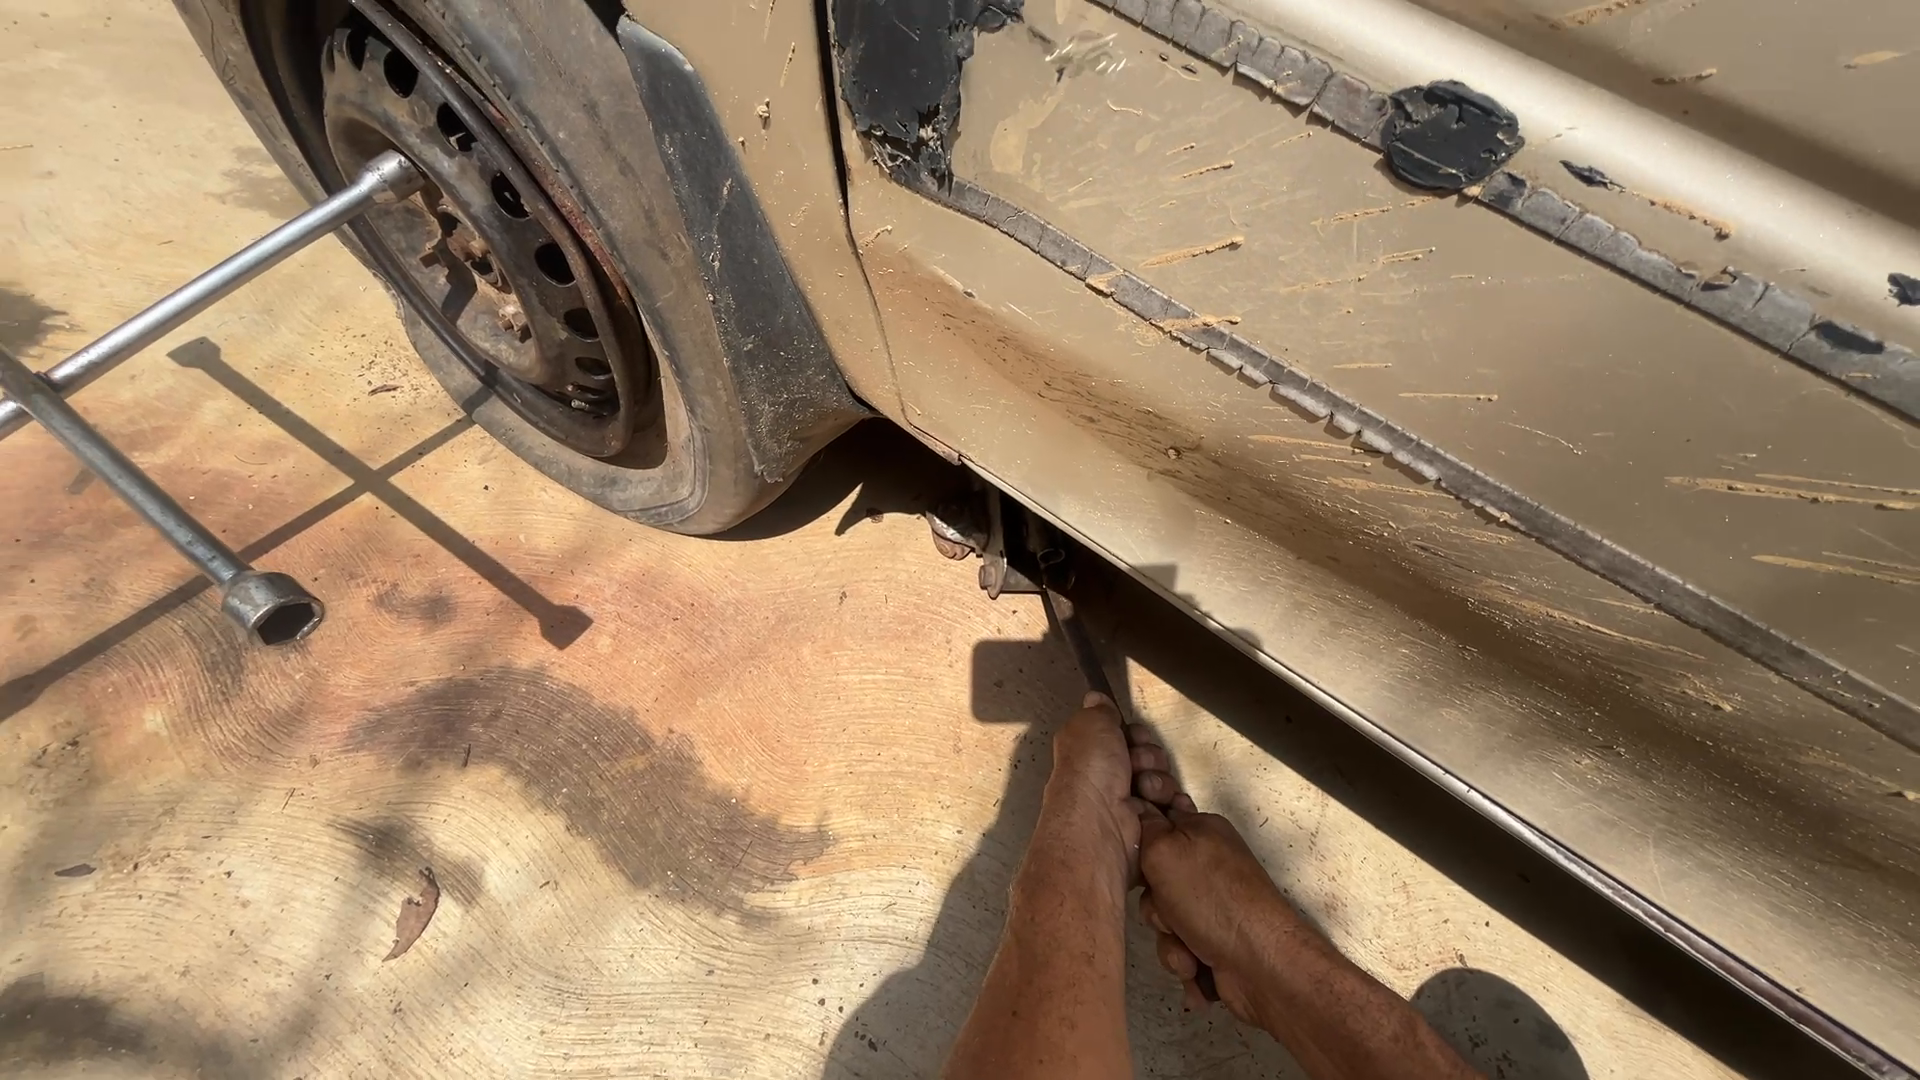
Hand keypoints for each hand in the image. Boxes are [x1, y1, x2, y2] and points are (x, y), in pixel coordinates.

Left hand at [1040, 694, 1186, 887]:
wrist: (1101, 824)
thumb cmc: (1090, 771)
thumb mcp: (1090, 725)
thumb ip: (1099, 710)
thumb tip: (1096, 698)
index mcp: (1091, 753)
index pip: (1124, 735)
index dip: (1132, 732)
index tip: (1129, 735)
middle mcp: (1108, 778)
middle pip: (1148, 755)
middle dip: (1148, 756)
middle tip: (1137, 764)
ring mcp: (1130, 804)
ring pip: (1163, 780)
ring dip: (1159, 780)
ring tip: (1144, 789)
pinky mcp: (1150, 826)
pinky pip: (1174, 806)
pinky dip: (1173, 803)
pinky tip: (1164, 805)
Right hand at [1137, 803, 1301, 1020]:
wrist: (1263, 967)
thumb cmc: (1211, 899)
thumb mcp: (1166, 849)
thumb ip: (1145, 828)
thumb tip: (1138, 816)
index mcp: (1202, 830)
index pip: (1157, 824)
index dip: (1143, 843)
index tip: (1138, 861)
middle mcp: (1208, 865)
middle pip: (1155, 878)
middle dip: (1154, 904)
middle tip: (1167, 912)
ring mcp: (1213, 906)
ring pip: (1164, 918)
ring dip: (1169, 940)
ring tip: (1187, 950)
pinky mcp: (1215, 942)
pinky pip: (1179, 946)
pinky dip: (1184, 960)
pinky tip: (1196, 968)